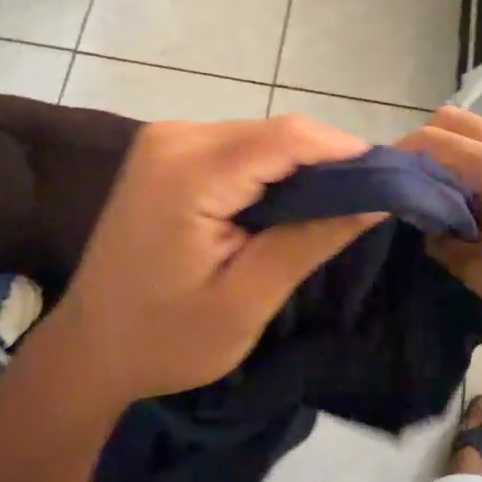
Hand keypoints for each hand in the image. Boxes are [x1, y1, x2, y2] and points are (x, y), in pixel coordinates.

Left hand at [48, 116, 385, 404]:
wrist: (89, 348)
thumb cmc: (165, 339)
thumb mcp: (247, 299)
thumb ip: (311, 239)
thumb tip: (378, 198)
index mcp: (188, 171)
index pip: (288, 136)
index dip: (346, 152)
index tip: (392, 184)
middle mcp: (173, 137)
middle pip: (274, 133)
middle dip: (325, 164)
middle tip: (364, 209)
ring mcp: (163, 141)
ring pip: (257, 138)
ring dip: (296, 170)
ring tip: (326, 216)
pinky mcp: (163, 153)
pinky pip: (234, 149)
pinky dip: (266, 173)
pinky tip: (278, 211)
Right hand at [397, 107, 481, 337]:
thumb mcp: (481, 272)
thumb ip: (442, 242)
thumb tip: (425, 226)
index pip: (429, 140)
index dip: (397, 155)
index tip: (382, 183)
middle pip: (450, 119)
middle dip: (422, 144)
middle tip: (412, 185)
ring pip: (475, 126)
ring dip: (451, 148)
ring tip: (444, 192)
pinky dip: (475, 155)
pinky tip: (479, 197)